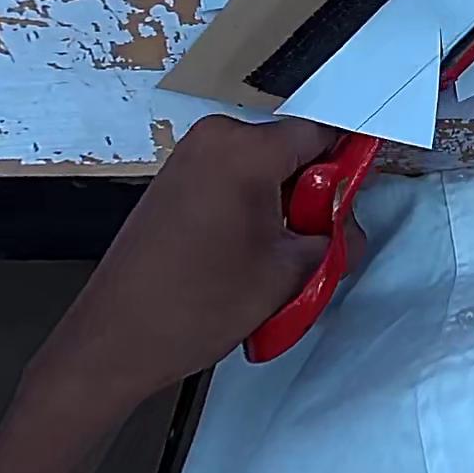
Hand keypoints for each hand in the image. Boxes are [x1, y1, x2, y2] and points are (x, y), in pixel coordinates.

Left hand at [0, 116, 349, 472]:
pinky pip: (234, 168)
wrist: (112, 340)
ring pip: (263, 159)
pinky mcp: (178, 171)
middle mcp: (217, 135)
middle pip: (289, 146)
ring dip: (283, 193)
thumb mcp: (285, 274)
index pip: (319, 132)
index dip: (348, 157)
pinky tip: (248, 240)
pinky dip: (253, 194)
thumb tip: (352, 224)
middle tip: (319, 231)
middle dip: (313, 185)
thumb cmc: (198, 304)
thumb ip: (333, 238)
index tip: (361, 184)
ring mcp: (192, 150)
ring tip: (278, 245)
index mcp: (246, 149)